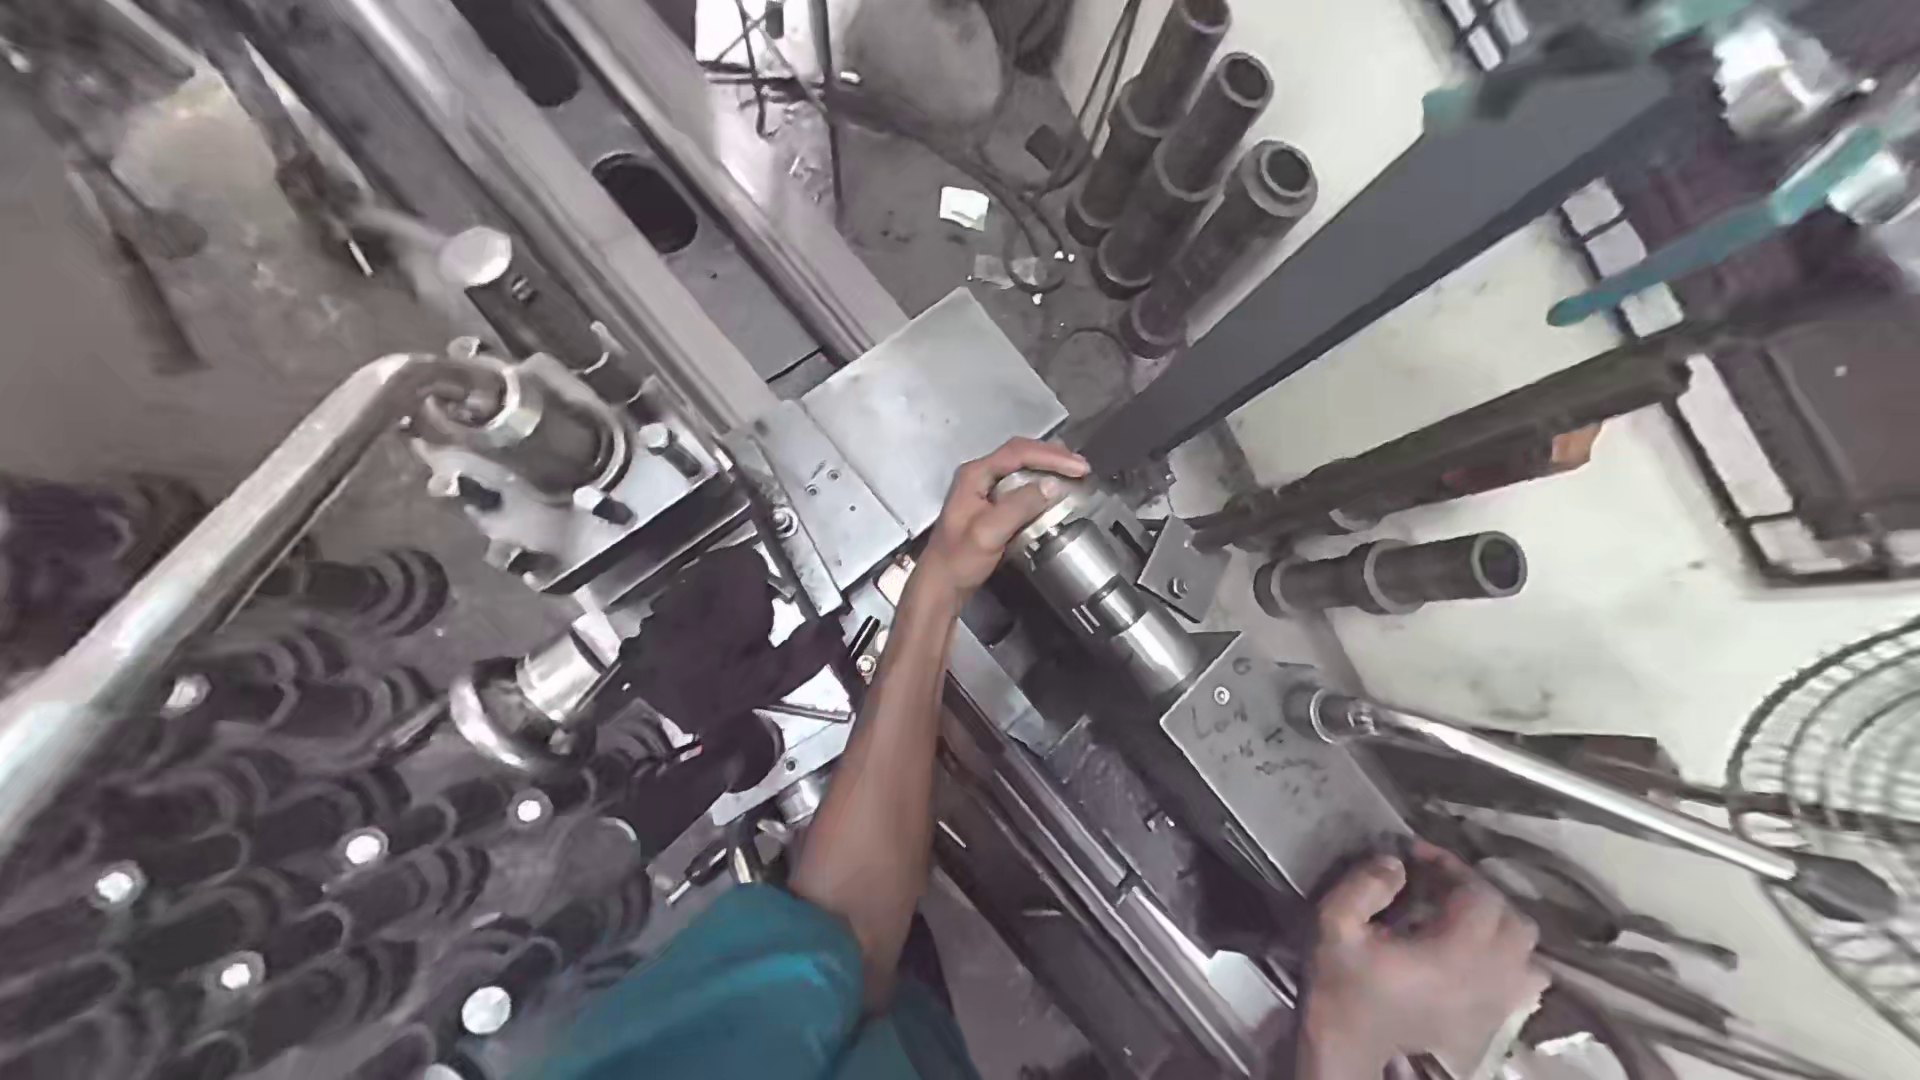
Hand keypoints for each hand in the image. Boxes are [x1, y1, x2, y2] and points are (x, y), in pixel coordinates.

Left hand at [916, 438, 1088, 603]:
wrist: (942, 583)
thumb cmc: (960, 560)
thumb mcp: (988, 533)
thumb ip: (1018, 506)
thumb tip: (1051, 486)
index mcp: (974, 475)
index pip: (1017, 453)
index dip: (1051, 457)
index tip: (1079, 467)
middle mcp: (978, 475)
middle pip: (1019, 453)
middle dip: (1052, 456)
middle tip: (1081, 466)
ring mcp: (983, 488)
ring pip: (1020, 465)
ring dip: (1048, 466)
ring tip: (1073, 472)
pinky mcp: (990, 503)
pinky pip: (1019, 482)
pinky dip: (1040, 481)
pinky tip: (1054, 488)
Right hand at [1301, 843, 1548, 1075]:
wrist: (1350, 1039)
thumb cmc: (1341, 978)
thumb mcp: (1335, 922)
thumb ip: (1364, 885)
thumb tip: (1396, 861)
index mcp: (1452, 957)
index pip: (1480, 897)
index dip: (1451, 865)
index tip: (1414, 850)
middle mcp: (1488, 982)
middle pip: (1513, 921)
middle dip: (1476, 889)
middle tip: (1434, 877)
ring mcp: (1498, 1006)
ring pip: (1528, 951)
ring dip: (1497, 921)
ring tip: (1455, 908)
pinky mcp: (1495, 1020)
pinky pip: (1526, 980)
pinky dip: (1509, 954)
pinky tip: (1472, 945)